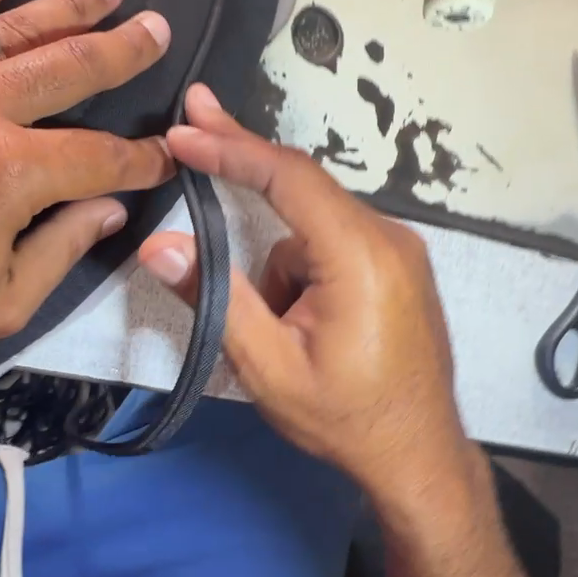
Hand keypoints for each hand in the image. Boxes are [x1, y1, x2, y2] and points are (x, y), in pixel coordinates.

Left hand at [0, 0, 173, 373]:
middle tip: (158, 32)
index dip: (142, 158)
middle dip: (123, 51)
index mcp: (10, 174)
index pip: (100, 157)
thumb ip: (61, 251)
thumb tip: (107, 212)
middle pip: (70, 68)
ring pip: (13, 29)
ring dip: (68, 4)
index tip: (165, 154)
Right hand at [138, 85, 472, 500]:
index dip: (232, 147)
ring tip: (285, 336)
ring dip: (280, 270)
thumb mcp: (268, 367)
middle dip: (244, 166)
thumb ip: (215, 300)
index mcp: (360, 256)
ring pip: (311, 232)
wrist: (417, 457)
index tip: (184, 130)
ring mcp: (399, 252)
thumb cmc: (345, 419)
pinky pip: (333, 248)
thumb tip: (159, 244)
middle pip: (302, 190)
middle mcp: (388, 238)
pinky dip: (303, 275)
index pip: (290, 177)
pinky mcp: (399, 268)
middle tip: (195, 118)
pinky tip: (308, 329)